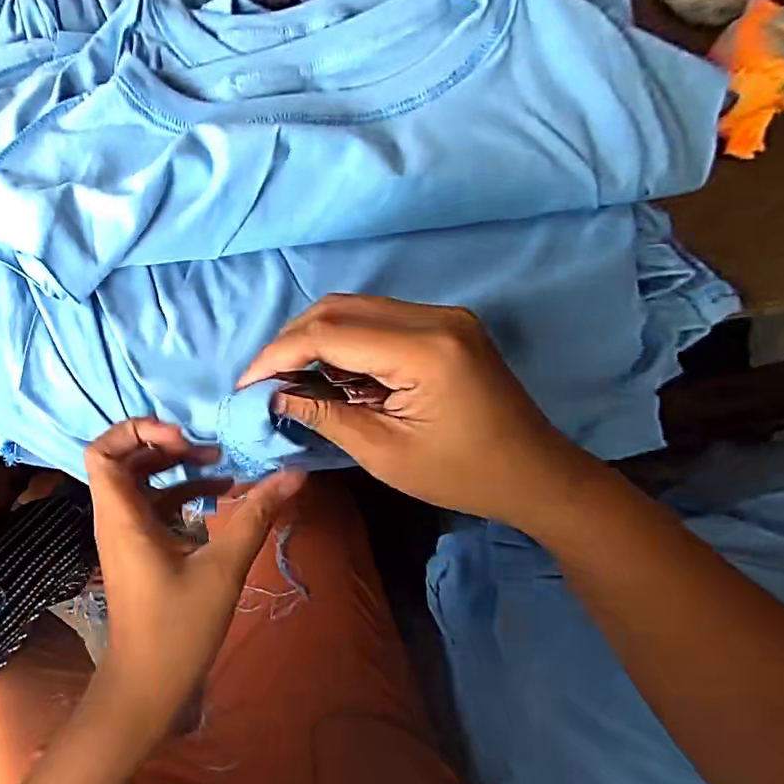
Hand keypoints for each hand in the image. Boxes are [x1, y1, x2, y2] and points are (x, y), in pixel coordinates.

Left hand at [82, 419, 303, 730]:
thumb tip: (294, 475)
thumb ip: (255, 517)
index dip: (134, 432)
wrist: (147, 685)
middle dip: (160, 444)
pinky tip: (219, 494)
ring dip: (173, 467)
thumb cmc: (177, 628)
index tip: (179, 438)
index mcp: (121, 516)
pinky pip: (152, 505)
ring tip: (217, 461)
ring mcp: (124, 533)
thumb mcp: (222, 569)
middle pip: (120, 459)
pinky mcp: (137, 547)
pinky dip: (179, 493)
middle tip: (202, 446)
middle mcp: (114, 517)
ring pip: (138, 480)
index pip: (102, 452)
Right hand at [236, 296, 603, 530]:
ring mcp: (441, 316)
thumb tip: (273, 396)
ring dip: (312, 338)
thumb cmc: (462, 474)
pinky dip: (340, 341)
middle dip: (289, 342)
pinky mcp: (442, 325)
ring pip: (352, 308)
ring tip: (288, 376)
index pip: (327, 334)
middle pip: (336, 309)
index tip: (247, 383)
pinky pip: (374, 319)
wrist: (537, 475)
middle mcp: (433, 318)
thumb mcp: (383, 452)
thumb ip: (323, 414)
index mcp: (423, 351)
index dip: (277, 355)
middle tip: (263, 379)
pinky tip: (328, 371)